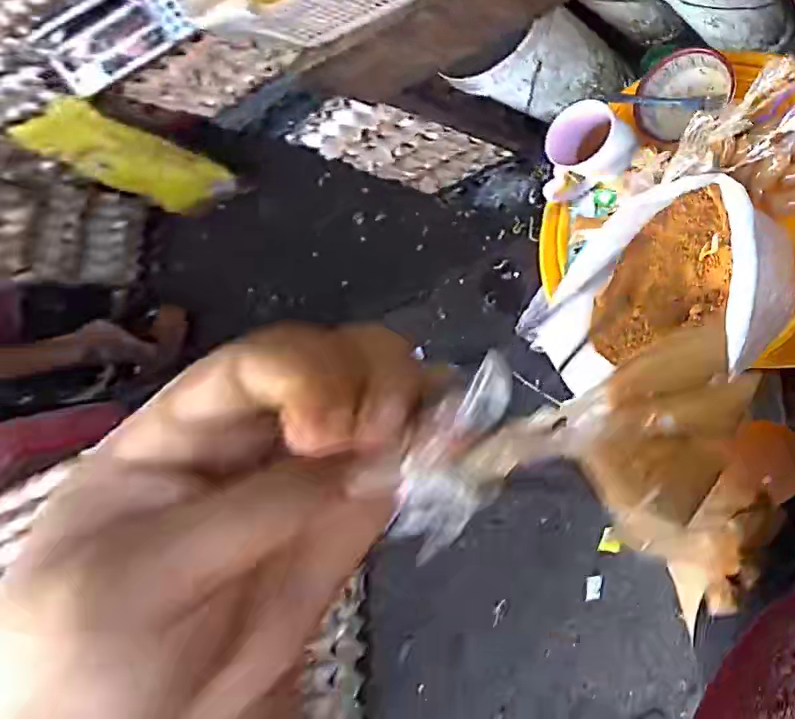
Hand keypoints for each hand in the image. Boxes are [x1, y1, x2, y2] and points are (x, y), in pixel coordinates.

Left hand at [0, 323, 431, 718]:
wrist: (156, 712)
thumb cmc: (98, 645)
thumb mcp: (137, 579)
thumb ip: (255, 509)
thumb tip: (370, 464)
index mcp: (189, 427)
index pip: (265, 360)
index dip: (312, 377)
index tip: (327, 437)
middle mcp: (270, 422)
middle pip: (350, 353)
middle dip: (383, 381)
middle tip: (381, 436)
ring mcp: (332, 450)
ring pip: (402, 381)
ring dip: (429, 399)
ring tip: (435, 444)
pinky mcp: (377, 481)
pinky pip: (429, 433)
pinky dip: (454, 430)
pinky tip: (456, 447)